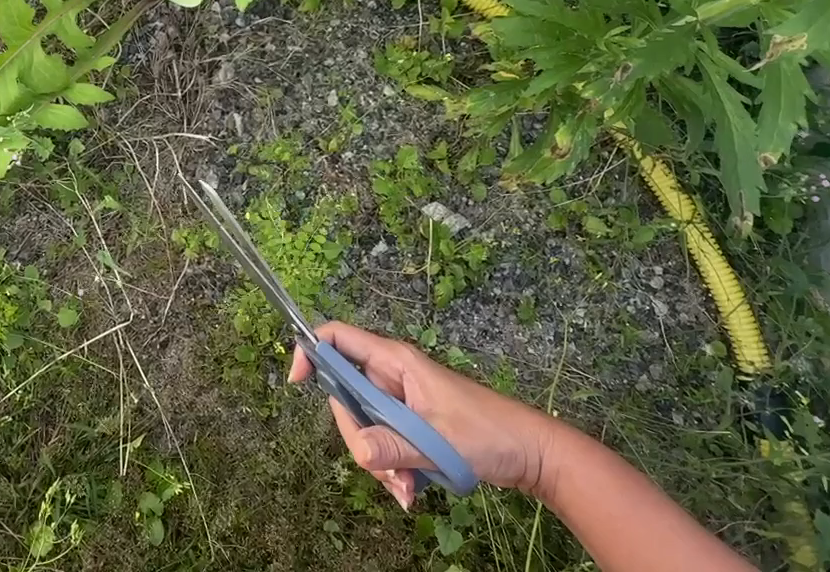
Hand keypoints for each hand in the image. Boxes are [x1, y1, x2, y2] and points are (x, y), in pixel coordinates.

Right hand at [289, 322, 563, 507]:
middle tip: (384, 472)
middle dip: (358, 438)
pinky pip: (381, 442)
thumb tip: (359, 453)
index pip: (337, 338)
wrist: (532, 455)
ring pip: (362, 425)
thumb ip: (396, 445)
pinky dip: (390, 468)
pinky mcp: (407, 424)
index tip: (297, 381)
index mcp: (394, 361)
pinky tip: (411, 491)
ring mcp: (398, 400)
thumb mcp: (440, 441)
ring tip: (407, 489)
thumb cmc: (490, 434)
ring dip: (377, 461)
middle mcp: (390, 376)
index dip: (310, 351)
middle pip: (345, 396)